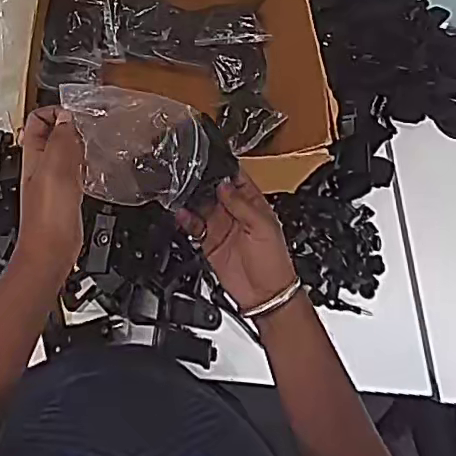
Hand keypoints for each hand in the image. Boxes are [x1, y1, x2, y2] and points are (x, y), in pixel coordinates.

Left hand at [14, 107, 83, 279]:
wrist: (51, 250)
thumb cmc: (48, 216)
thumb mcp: (56, 167)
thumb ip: (61, 138)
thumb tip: (67, 115)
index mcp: (33, 154)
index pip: (38, 118)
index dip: (56, 110)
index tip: (77, 112)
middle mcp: (41, 164)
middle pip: (53, 131)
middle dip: (71, 124)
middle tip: (89, 124)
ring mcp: (53, 178)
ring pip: (66, 149)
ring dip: (80, 142)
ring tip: (94, 140)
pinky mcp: (66, 192)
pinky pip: (77, 168)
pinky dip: (86, 162)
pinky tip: (95, 165)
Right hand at [175, 168, 298, 312]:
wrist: (265, 296)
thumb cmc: (274, 261)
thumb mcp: (263, 227)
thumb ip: (242, 205)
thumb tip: (224, 184)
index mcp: (252, 203)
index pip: (236, 178)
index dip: (224, 168)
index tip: (210, 159)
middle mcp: (234, 212)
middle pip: (214, 189)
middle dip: (203, 181)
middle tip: (190, 174)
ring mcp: (221, 226)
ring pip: (201, 205)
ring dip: (192, 198)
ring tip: (182, 192)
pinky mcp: (209, 242)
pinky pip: (194, 227)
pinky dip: (186, 219)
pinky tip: (182, 214)